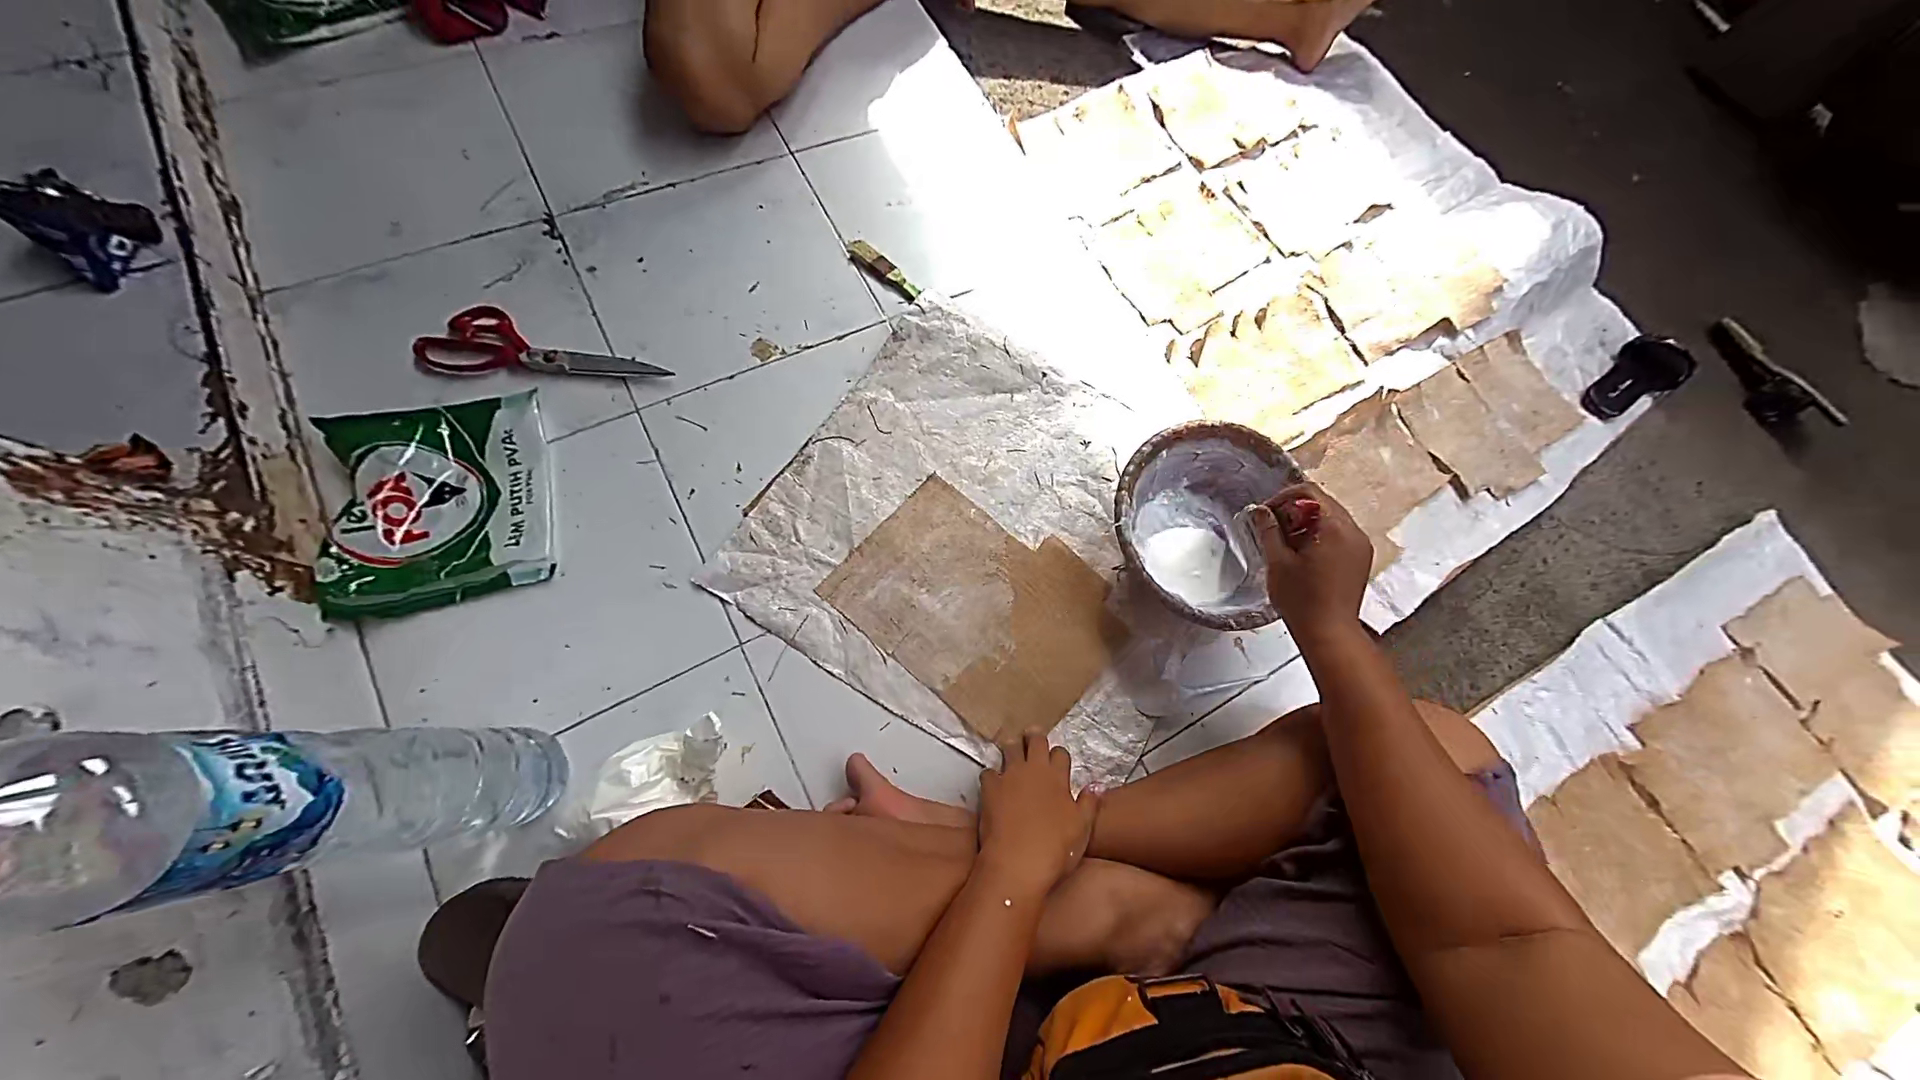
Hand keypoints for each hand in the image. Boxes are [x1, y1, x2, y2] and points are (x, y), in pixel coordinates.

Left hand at [976, 734, 1099, 897]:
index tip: (1057, 759)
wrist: (1018, 862)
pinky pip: (988, 771)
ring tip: (1012, 748)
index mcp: (1057, 777)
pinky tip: (993, 782)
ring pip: (1010, 748)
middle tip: (1032, 736)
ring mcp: (1009, 776)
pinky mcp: (989, 787)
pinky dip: (992, 774)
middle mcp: (1033, 769)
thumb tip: (1096, 785)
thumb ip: (1089, 803)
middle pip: (1035, 741)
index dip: (1058, 755)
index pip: (1060, 753)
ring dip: (1012, 747)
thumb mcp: (1082, 828)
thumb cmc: (1056, 848)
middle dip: (1035, 737)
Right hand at [1249, 482, 1371, 636]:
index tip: (1266, 513)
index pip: (1310, 493)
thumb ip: (1268, 530)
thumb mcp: (1277, 561)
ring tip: (1285, 544)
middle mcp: (1353, 533)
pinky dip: (1319, 536)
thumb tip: (1260, 511)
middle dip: (1294, 511)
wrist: (1329, 632)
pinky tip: (1302, 555)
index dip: (1283, 498)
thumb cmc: (1303, 600)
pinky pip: (1339, 535)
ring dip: (1306, 523)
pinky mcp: (1360, 559)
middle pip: (1322, 503)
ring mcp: (1360, 546)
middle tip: (1272, 528)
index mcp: (1335, 528)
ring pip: (1330, 519)